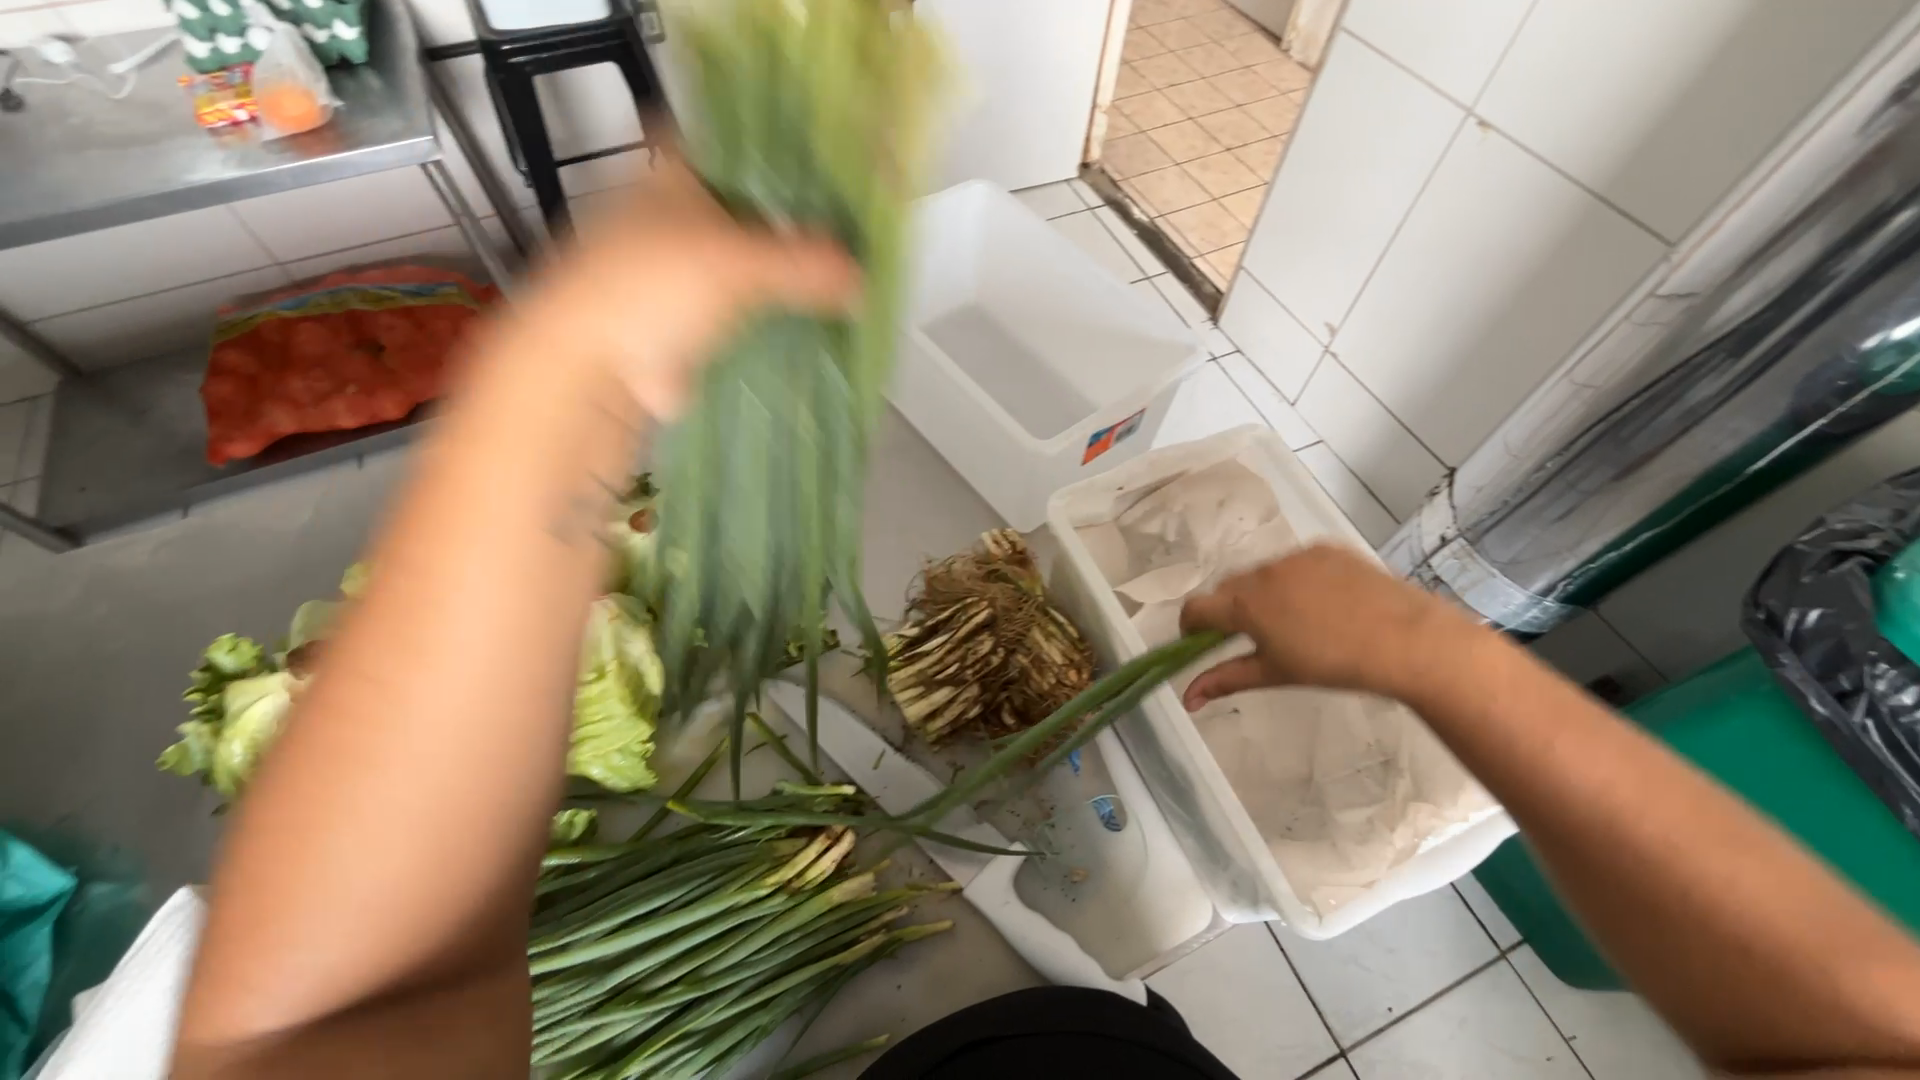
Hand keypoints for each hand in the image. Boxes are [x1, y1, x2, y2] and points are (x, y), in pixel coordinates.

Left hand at [516, 154, 860, 418]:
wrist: (592, 369)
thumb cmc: (649, 290)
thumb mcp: (738, 264)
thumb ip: (806, 264)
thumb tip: (862, 279)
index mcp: (677, 175)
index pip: (744, 149)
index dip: (791, 156)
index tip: (838, 171)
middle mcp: (678, 217)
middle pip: (756, 211)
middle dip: (802, 225)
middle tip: (854, 234)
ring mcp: (682, 272)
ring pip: (752, 265)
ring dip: (790, 277)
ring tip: (845, 278)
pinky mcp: (690, 322)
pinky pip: (745, 313)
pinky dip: (775, 318)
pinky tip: (815, 323)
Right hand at [1177, 543, 1480, 709]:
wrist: (1407, 639)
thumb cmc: (1335, 665)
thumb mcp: (1275, 674)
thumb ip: (1225, 680)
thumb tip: (1187, 699)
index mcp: (1244, 604)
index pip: (1196, 607)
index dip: (1192, 626)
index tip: (1202, 642)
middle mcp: (1263, 572)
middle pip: (1227, 588)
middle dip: (1229, 610)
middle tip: (1252, 637)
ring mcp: (1295, 557)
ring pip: (1261, 574)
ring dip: (1262, 594)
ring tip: (1294, 622)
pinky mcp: (1325, 548)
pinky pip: (1294, 563)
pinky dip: (1295, 580)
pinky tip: (1322, 604)